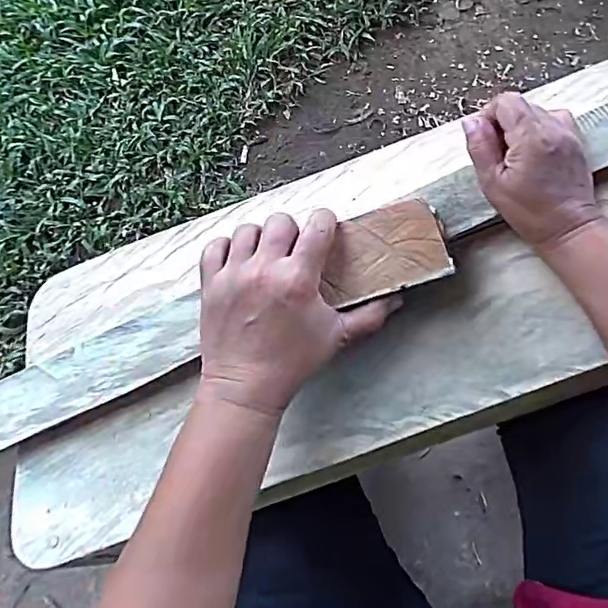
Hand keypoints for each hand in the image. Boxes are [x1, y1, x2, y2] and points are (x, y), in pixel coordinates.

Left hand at [196, 210, 398, 416]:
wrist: (244, 387)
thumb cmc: (293, 361)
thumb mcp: (338, 336)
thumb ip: (370, 315)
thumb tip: (397, 300)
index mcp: (298, 279)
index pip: (316, 226)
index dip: (325, 220)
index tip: (326, 227)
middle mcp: (264, 270)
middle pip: (281, 221)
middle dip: (293, 229)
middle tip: (297, 246)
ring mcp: (233, 275)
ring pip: (248, 230)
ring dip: (261, 237)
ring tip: (268, 253)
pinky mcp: (210, 285)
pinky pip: (215, 247)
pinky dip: (228, 247)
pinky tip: (240, 259)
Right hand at [462, 92, 603, 249]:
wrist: (569, 228)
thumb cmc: (531, 213)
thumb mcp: (493, 183)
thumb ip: (480, 147)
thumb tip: (471, 122)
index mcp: (531, 137)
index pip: (505, 102)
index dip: (489, 116)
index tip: (486, 139)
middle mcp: (553, 128)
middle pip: (520, 104)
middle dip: (504, 122)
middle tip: (500, 152)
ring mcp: (568, 133)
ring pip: (536, 111)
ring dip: (522, 126)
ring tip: (518, 154)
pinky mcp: (576, 141)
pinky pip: (553, 120)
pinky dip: (540, 128)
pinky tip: (535, 150)